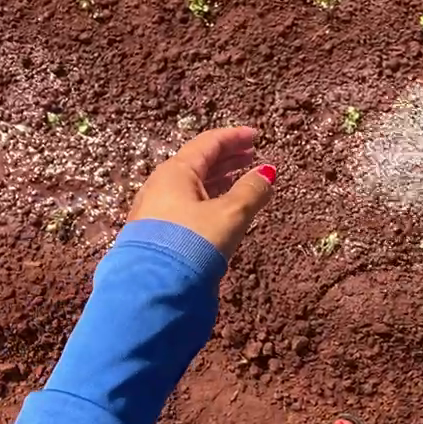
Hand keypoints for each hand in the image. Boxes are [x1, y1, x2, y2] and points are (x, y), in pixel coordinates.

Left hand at [127, 126, 274, 258]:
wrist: (155, 287)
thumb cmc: (194, 242)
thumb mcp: (230, 214)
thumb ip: (252, 191)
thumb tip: (267, 172)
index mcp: (176, 172)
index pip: (208, 143)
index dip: (234, 137)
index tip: (256, 136)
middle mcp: (162, 185)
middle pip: (199, 162)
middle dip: (227, 157)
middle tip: (251, 155)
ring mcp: (157, 208)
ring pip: (193, 184)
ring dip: (219, 178)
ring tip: (241, 178)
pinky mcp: (158, 231)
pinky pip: (188, 202)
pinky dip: (210, 196)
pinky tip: (222, 206)